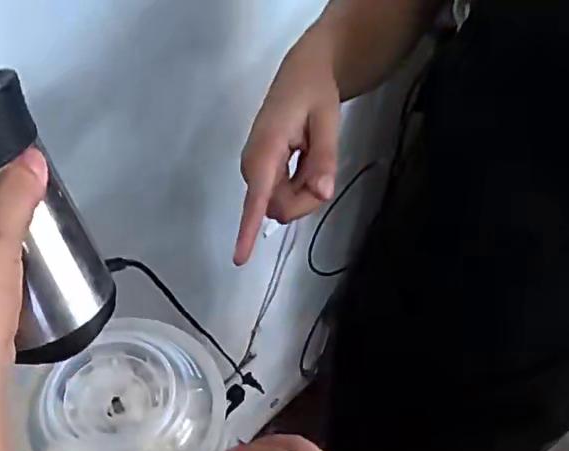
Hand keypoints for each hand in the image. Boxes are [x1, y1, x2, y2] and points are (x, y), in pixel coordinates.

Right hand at [234, 41, 341, 264]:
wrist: (300, 74)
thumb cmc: (314, 91)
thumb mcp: (328, 119)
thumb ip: (324, 157)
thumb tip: (322, 193)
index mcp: (266, 150)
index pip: (258, 196)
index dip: (249, 229)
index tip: (239, 258)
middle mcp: (253, 167)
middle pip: (278, 208)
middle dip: (306, 198)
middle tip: (323, 166)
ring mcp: (253, 175)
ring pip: (279, 207)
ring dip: (303, 193)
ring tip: (310, 157)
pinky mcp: (258, 179)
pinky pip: (278, 200)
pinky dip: (298, 188)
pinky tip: (301, 163)